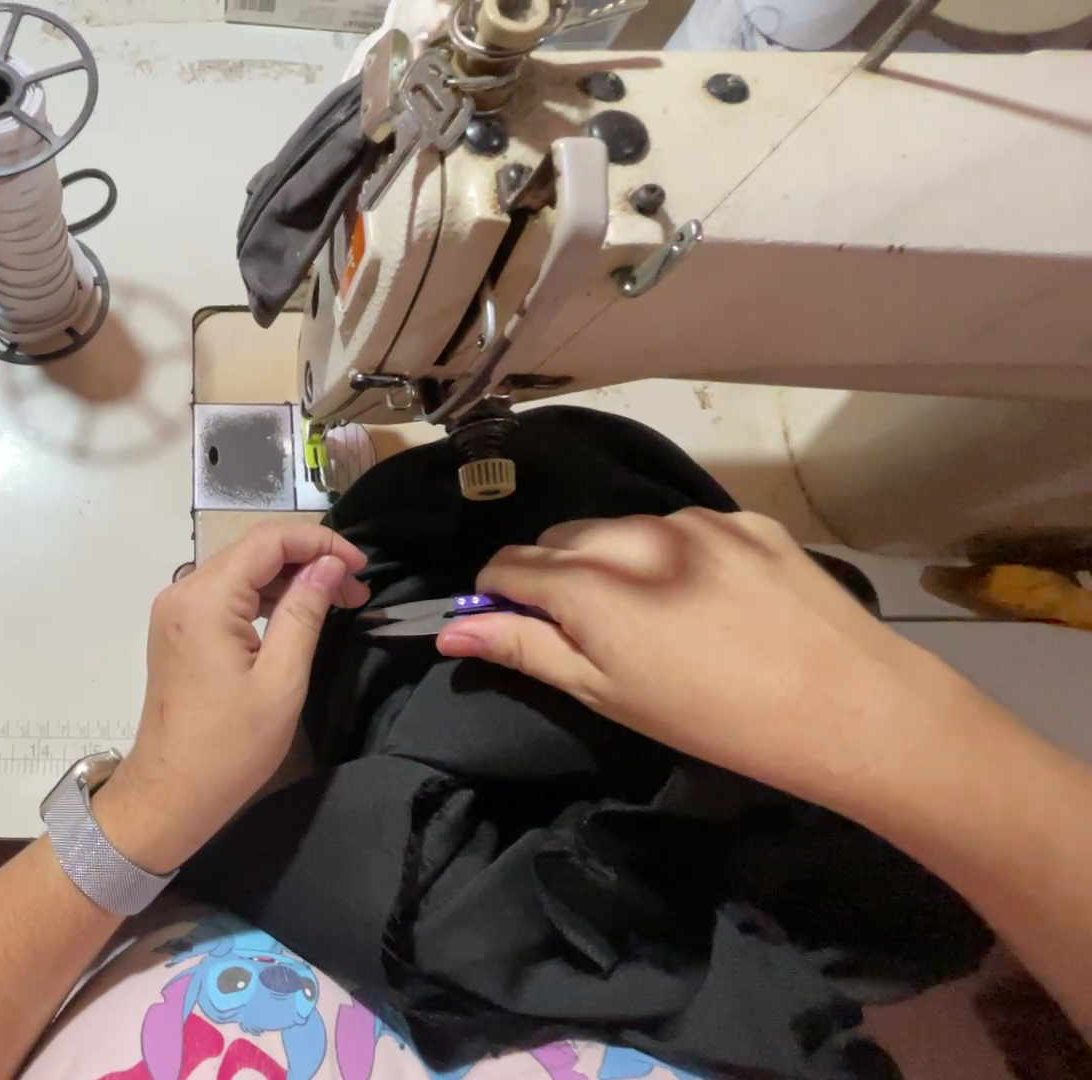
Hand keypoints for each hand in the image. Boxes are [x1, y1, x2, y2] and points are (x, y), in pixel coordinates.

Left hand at [94, 523, 369, 872]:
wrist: (170, 791)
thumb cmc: (229, 746)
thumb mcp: (281, 679)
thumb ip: (305, 612)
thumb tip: (329, 564)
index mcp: (205, 599)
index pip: (267, 540)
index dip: (320, 542)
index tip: (362, 565)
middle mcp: (182, 591)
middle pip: (252, 550)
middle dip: (308, 559)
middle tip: (356, 588)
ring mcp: (176, 609)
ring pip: (240, 570)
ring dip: (288, 577)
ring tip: (338, 599)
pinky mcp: (178, 627)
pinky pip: (225, 594)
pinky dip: (263, 596)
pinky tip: (298, 610)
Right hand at [435, 509, 985, 808]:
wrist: (861, 715)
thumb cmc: (712, 719)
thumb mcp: (603, 693)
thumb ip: (522, 648)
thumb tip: (449, 631)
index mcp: (594, 587)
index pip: (509, 564)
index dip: (498, 592)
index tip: (515, 621)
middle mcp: (637, 538)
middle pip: (557, 539)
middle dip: (551, 573)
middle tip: (585, 625)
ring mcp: (696, 522)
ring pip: (613, 527)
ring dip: (606, 558)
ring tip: (647, 607)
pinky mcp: (745, 520)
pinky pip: (674, 525)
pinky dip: (663, 551)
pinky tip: (699, 592)